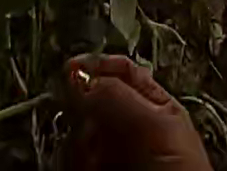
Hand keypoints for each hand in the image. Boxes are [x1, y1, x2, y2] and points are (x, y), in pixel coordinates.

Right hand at [64, 54, 211, 170]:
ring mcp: (109, 157)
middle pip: (91, 102)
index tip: (69, 69)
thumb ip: (118, 97)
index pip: (120, 72)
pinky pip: (72, 162)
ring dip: (79, 142)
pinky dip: (74, 163)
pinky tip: (87, 170)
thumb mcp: (157, 128)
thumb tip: (76, 74)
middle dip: (84, 110)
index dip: (96, 66)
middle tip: (88, 128)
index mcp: (152, 106)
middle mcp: (126, 128)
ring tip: (92, 160)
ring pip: (78, 134)